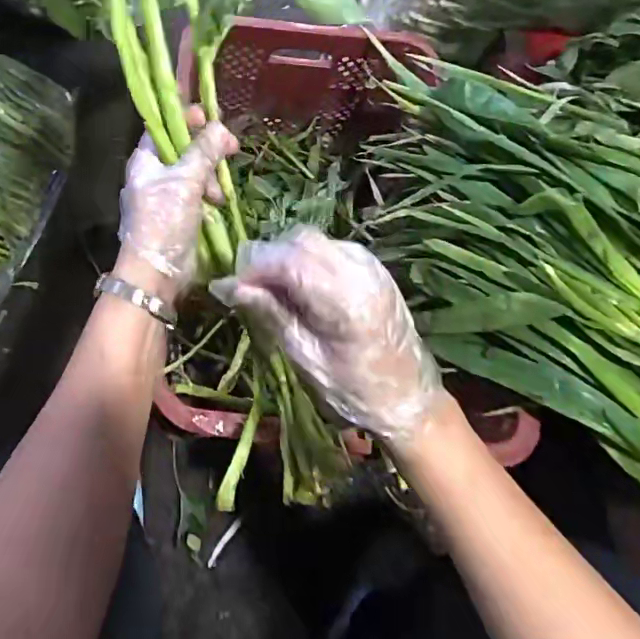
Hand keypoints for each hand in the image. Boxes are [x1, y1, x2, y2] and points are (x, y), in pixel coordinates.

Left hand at [116, 108, 238, 303]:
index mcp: (145, 160)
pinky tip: (217, 203)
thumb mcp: (185, 180)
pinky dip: (209, 194)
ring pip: (195, 171)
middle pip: (184, 148)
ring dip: (211, 177)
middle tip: (230, 149)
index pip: (163, 126)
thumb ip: (204, 151)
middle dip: (207, 151)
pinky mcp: (180, 213)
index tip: (210, 117)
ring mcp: (166, 194)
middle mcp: (153, 174)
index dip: (185, 118)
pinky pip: (198, 192)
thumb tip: (220, 127)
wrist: (156, 273)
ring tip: (217, 194)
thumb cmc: (164, 221)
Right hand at [212, 228, 443, 442]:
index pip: (285, 260)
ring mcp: (369, 264)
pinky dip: (306, 257)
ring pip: (312, 238)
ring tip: (271, 288)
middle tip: (247, 289)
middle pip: (297, 240)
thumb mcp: (306, 359)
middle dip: (266, 257)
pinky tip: (299, 284)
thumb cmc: (355, 391)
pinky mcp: (373, 266)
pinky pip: (329, 246)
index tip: (228, 289)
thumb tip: (228, 287)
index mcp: (343, 298)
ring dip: (284, 255)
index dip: (250, 268)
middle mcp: (358, 270)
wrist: (411, 400)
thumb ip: (271, 314)